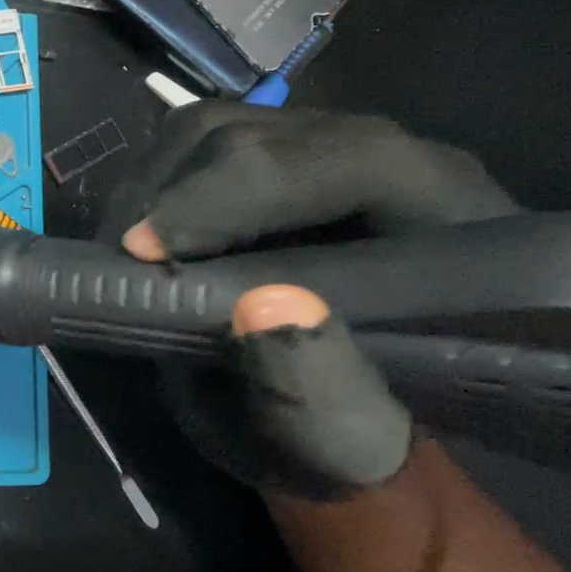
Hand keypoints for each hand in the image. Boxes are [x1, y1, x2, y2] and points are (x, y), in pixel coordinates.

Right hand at [104, 102, 516, 497]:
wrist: (344, 422)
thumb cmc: (356, 435)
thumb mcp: (349, 440)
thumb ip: (319, 386)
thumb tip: (260, 307)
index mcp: (448, 224)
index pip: (347, 162)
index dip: (236, 193)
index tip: (145, 250)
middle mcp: (386, 167)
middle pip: (257, 133)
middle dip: (173, 192)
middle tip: (122, 258)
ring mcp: (316, 157)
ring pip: (210, 131)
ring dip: (149, 188)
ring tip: (124, 252)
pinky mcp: (262, 166)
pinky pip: (189, 150)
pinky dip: (147, 190)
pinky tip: (138, 240)